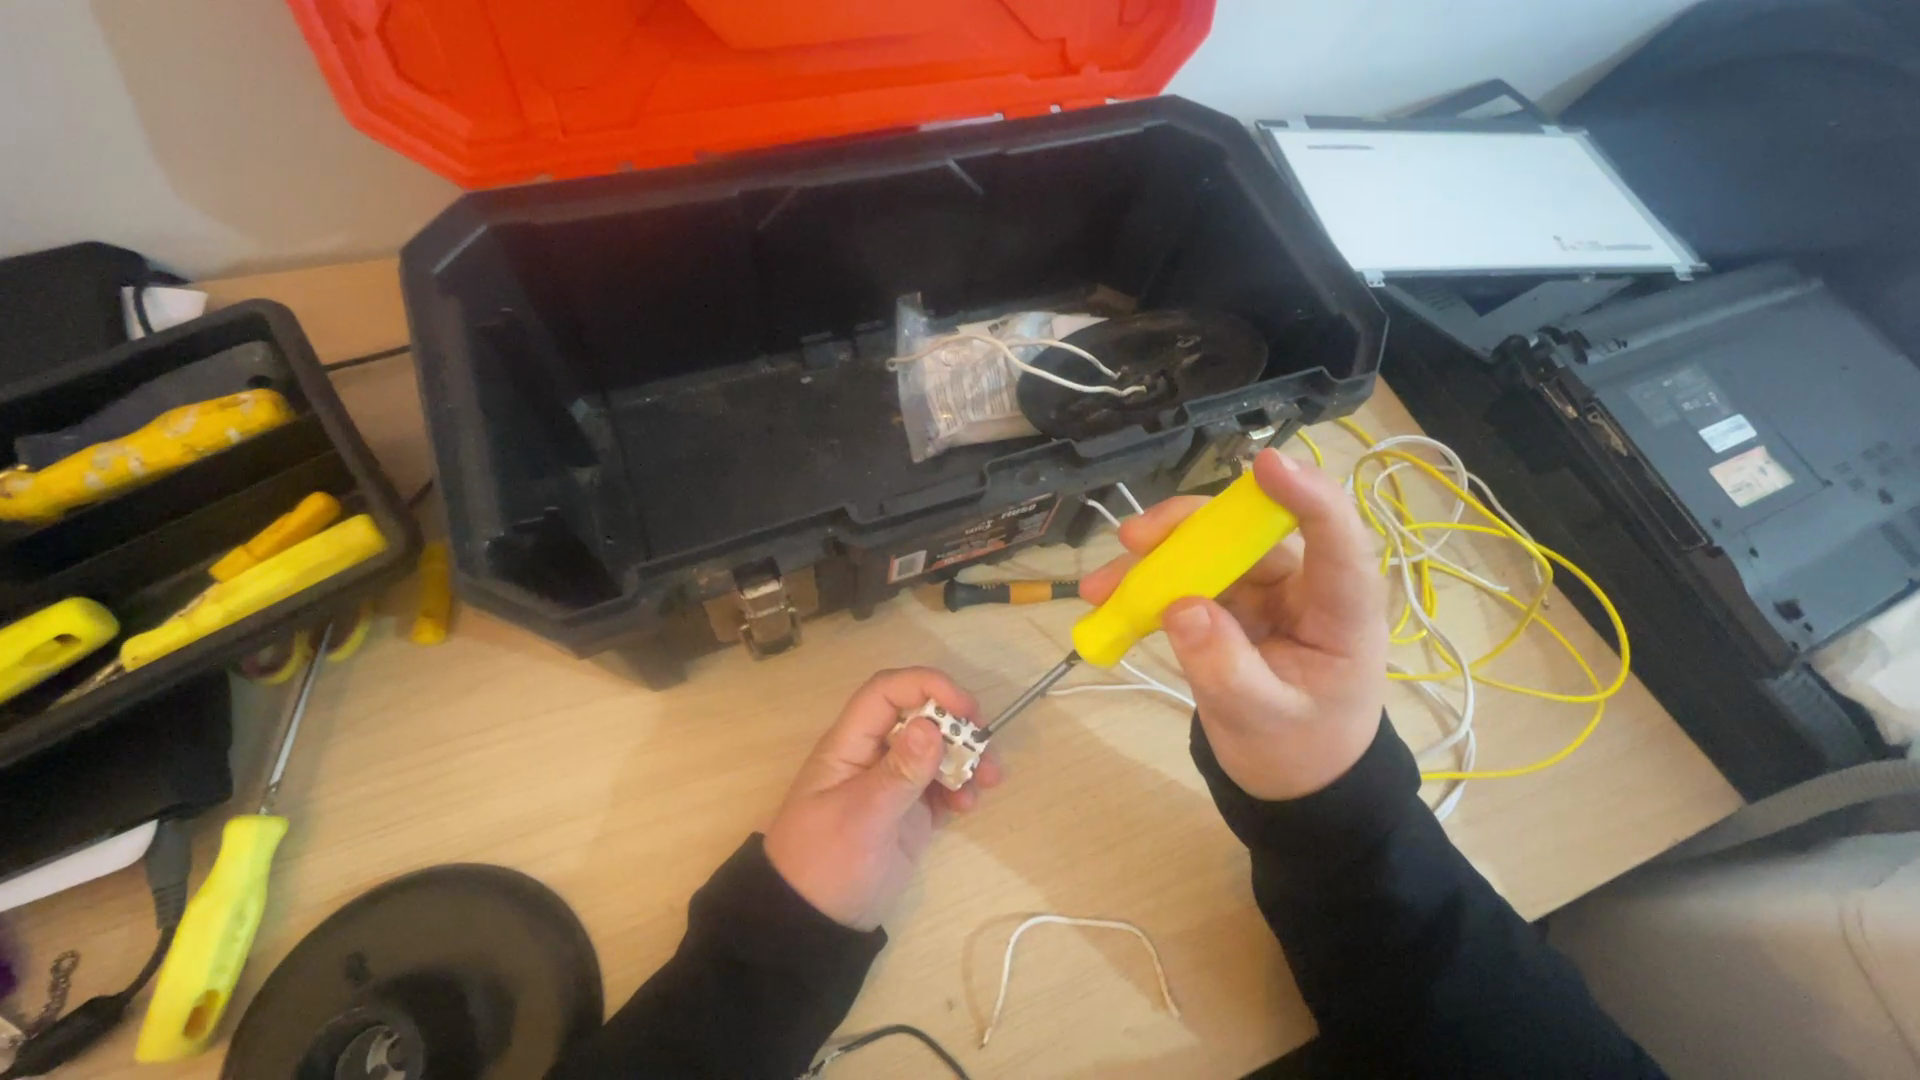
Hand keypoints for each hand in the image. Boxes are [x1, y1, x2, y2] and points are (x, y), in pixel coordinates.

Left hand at [764, 668, 1004, 929]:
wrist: (813, 925)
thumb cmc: (824, 863)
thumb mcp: (860, 818)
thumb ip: (898, 773)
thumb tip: (932, 726)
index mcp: (850, 744)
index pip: (887, 692)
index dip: (927, 686)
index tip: (966, 708)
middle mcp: (874, 754)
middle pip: (922, 716)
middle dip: (958, 725)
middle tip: (986, 745)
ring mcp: (895, 782)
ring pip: (939, 750)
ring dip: (968, 758)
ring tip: (989, 781)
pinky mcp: (912, 811)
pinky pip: (944, 785)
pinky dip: (962, 789)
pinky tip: (968, 808)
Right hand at [1080, 449, 1386, 800]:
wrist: (1290, 779)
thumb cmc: (1297, 752)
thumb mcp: (1262, 721)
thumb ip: (1225, 669)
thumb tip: (1182, 607)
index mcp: (1341, 611)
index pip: (1337, 539)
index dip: (1306, 495)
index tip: (1265, 464)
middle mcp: (1305, 586)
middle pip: (1251, 533)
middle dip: (1190, 528)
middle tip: (1133, 538)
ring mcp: (1264, 590)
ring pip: (1209, 551)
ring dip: (1153, 559)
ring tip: (1101, 586)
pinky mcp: (1231, 600)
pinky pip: (1186, 578)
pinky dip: (1146, 584)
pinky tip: (1109, 597)